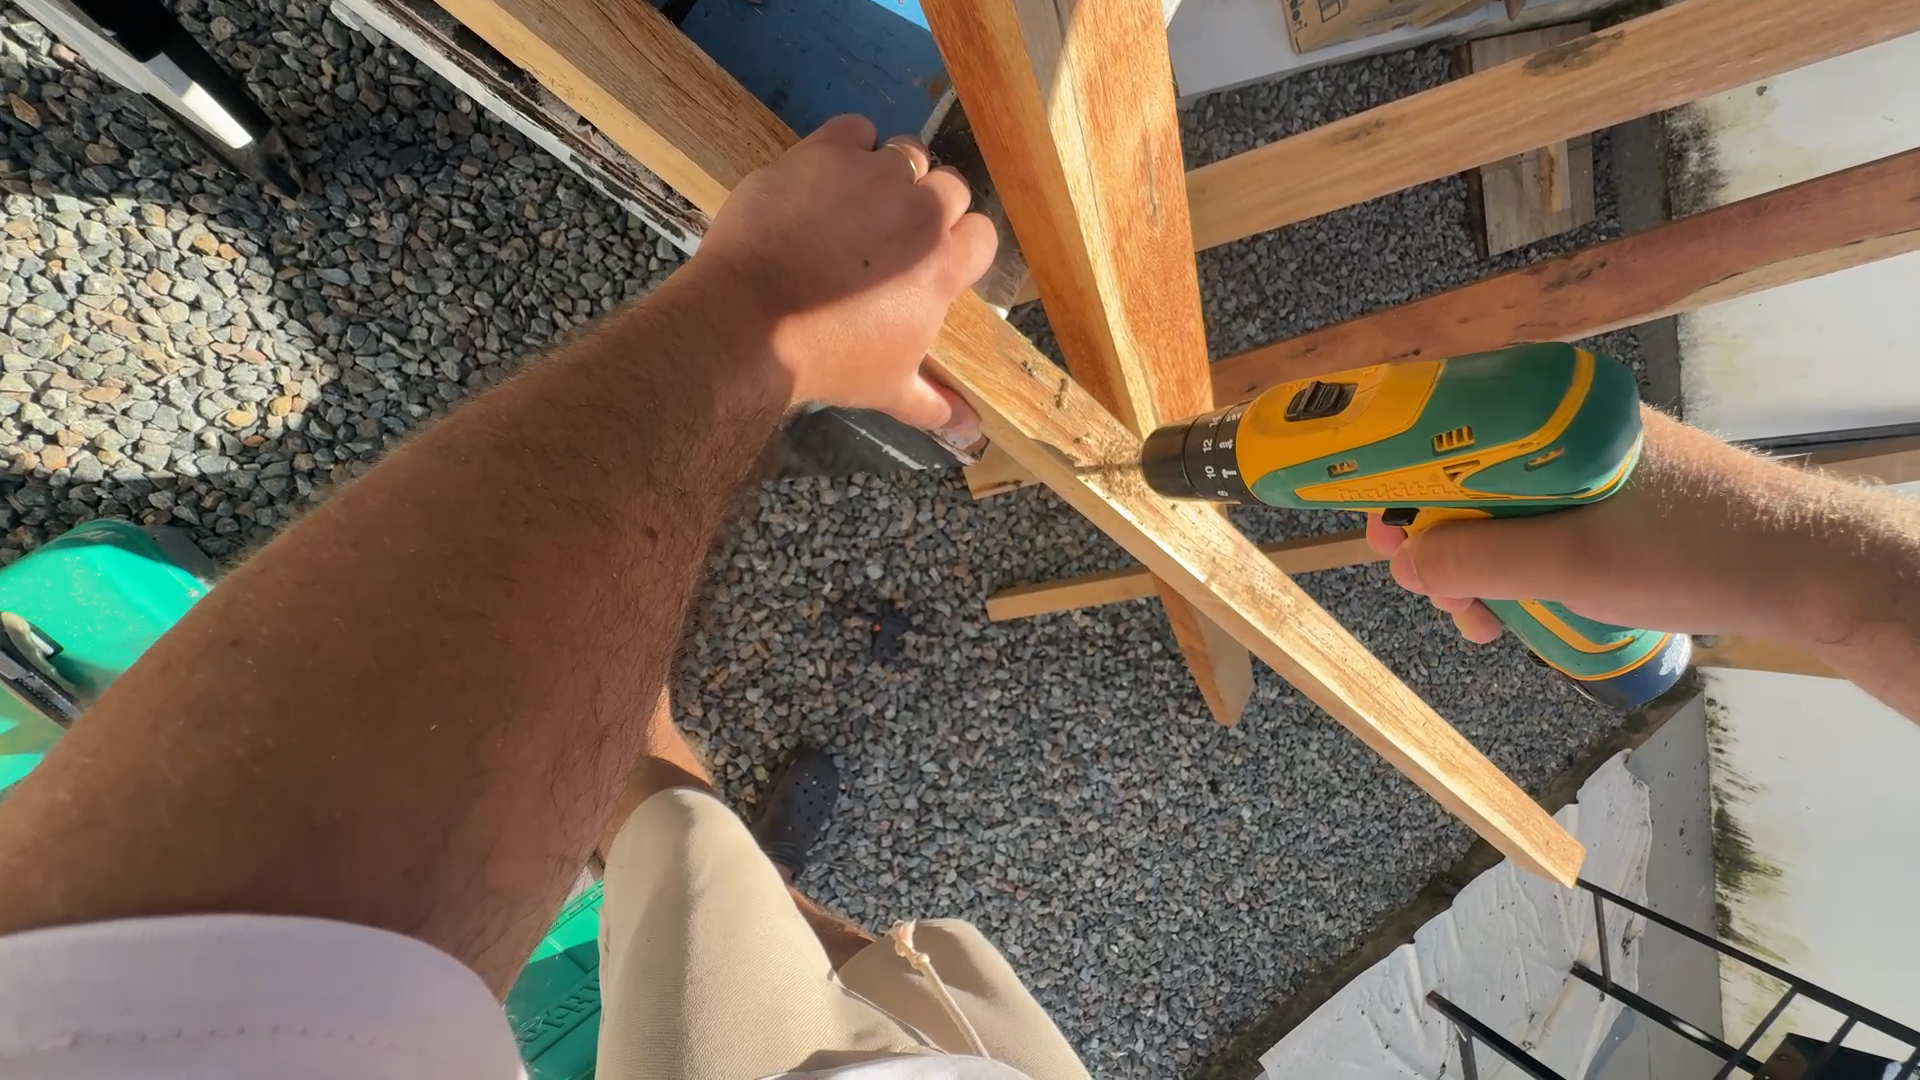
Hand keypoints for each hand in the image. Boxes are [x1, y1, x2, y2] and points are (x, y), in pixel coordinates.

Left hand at [687, 114, 997, 433]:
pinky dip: (850, 149)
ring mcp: (871, 176)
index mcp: (942, 265)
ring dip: (894, 176)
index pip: (982, 236)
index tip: (936, 265)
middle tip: (895, 239)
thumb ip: (934, 405)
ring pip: (906, 155)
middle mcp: (918, 210)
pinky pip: (855, 131)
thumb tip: (970, 433)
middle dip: (931, 209)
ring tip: (862, 207)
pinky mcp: (822, 154)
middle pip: (950, 187)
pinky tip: (832, 178)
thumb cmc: (831, 361)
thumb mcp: (889, 388)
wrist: (754, 324)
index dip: (962, 248)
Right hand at [1366, 408, 1871, 649]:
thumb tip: (1402, 563)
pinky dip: (1502, 571)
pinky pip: (1521, 531)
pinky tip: (1502, 613)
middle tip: (1426, 584)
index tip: (1382, 524)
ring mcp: (1575, 473)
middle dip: (1432, 540)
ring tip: (1472, 618)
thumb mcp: (1570, 564)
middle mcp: (1555, 436)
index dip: (1396, 474)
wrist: (1824, 578)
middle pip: (1456, 479)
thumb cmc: (1699, 551)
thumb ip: (1475, 562)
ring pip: (1487, 513)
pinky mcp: (1593, 506)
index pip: (1442, 425)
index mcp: (1551, 417)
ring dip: (1465, 569)